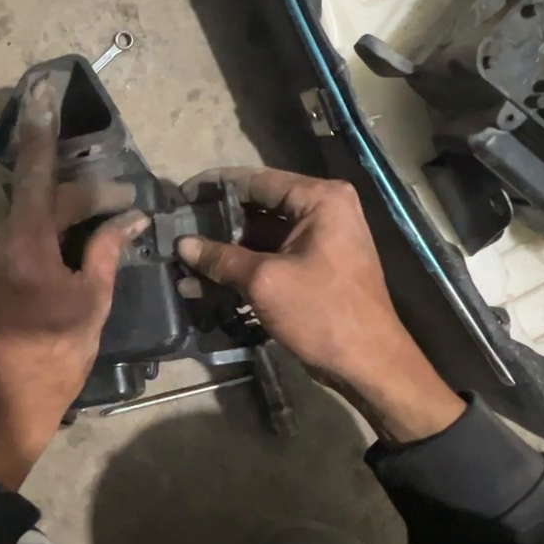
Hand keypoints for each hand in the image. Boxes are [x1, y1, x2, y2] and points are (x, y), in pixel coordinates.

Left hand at [0, 80, 147, 488]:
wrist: (9, 400)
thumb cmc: (57, 354)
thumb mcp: (92, 301)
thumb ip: (105, 250)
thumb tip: (129, 218)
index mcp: (22, 246)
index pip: (38, 175)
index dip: (44, 130)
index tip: (43, 89)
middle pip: (41, 201)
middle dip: (82, 196)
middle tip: (122, 202)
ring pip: (31, 222)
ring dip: (64, 219)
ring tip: (103, 221)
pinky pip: (20, 241)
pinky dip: (47, 238)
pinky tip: (74, 245)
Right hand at [176, 168, 465, 441]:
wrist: (367, 362)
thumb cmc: (322, 312)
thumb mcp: (265, 281)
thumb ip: (221, 258)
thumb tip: (182, 244)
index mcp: (320, 199)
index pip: (257, 180)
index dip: (215, 187)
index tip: (180, 195)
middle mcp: (323, 211)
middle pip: (258, 208)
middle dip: (217, 222)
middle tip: (176, 229)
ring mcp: (318, 241)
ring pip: (260, 237)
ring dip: (225, 250)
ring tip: (183, 258)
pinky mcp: (312, 269)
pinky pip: (270, 259)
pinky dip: (241, 268)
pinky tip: (205, 282)